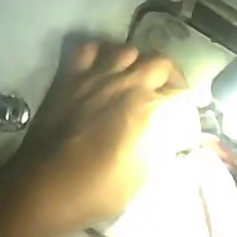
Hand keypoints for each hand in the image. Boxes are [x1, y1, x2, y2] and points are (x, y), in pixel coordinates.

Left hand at [3, 41, 188, 236]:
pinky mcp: (69, 76)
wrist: (48, 184)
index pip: (183, 93)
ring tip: (135, 76)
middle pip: (160, 61)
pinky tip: (102, 65)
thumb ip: (162, 148)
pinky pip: (88, 48)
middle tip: (167, 90)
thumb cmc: (99, 188)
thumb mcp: (145, 176)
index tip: (186, 112)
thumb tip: (170, 136)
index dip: (189, 103)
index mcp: (150, 109)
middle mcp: (126, 83)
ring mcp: (95, 75)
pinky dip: (100, 52)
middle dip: (170, 75)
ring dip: (137, 60)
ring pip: (126, 49)